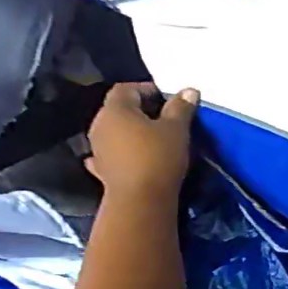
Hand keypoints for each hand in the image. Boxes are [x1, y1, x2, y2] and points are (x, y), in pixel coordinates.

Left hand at [85, 83, 197, 201]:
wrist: (140, 200)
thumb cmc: (158, 157)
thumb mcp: (177, 130)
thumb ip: (181, 108)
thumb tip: (189, 90)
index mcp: (115, 109)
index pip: (126, 88)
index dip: (146, 89)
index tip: (167, 98)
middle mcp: (100, 124)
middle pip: (118, 109)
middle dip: (139, 110)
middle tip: (164, 118)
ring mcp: (97, 148)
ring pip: (114, 131)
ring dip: (130, 132)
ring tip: (153, 139)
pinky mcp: (101, 170)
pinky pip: (110, 154)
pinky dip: (121, 152)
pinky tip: (130, 157)